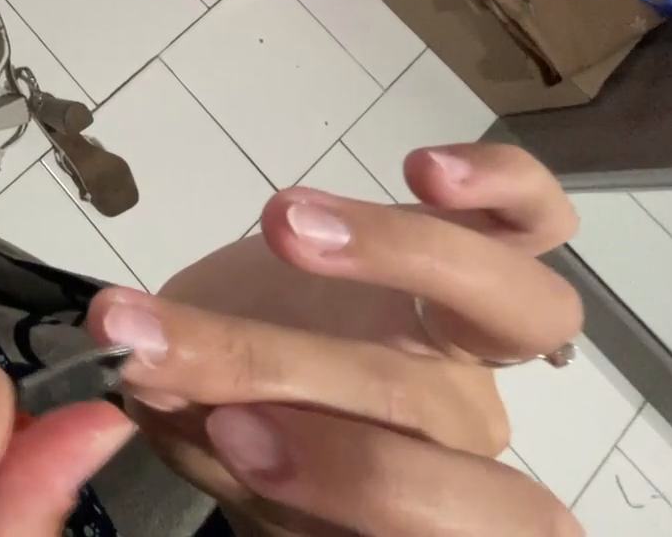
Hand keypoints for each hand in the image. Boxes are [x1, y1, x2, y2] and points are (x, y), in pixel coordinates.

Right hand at [87, 143, 583, 535]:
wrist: (244, 376)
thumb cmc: (226, 423)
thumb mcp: (199, 439)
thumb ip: (185, 412)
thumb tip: (138, 355)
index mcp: (419, 502)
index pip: (439, 513)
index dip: (350, 477)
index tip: (224, 432)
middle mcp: (462, 417)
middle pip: (414, 397)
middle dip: (263, 360)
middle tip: (145, 329)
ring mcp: (475, 333)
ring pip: (514, 307)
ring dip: (393, 255)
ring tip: (279, 221)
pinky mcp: (470, 244)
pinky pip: (533, 219)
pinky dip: (504, 188)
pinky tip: (423, 168)